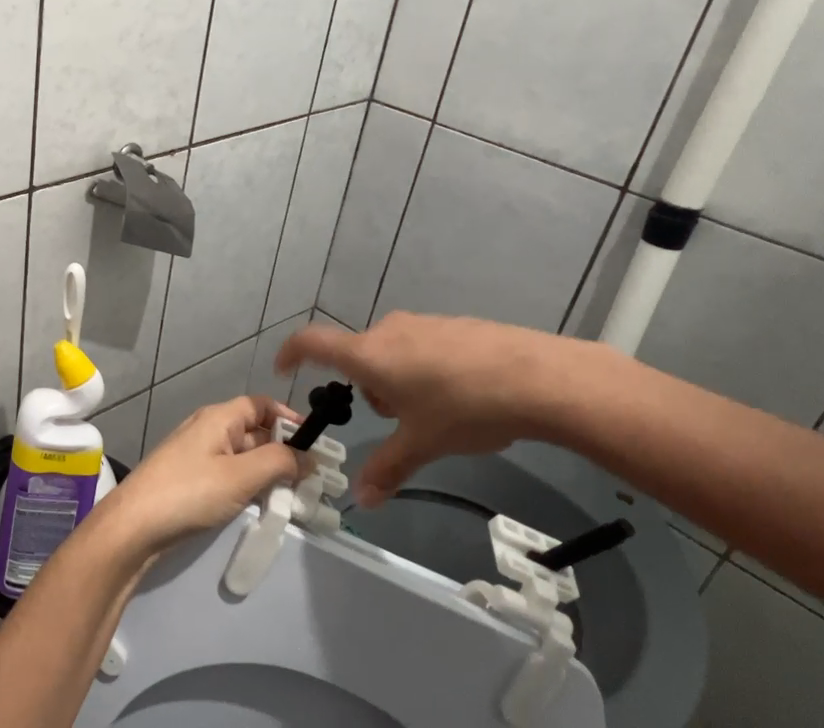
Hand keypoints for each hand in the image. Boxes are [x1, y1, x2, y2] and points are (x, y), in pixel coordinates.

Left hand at [89, 394, 306, 554]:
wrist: (134, 526)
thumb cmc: (189, 493)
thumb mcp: (240, 476)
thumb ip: (278, 462)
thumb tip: (307, 456)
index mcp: (218, 418)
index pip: (261, 405)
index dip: (289, 418)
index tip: (317, 443)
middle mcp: (207, 430)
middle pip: (254, 432)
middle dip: (284, 452)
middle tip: (315, 480)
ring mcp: (197, 457)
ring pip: (243, 457)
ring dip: (269, 473)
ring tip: (297, 498)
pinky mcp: (192, 482)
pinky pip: (230, 476)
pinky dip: (250, 487)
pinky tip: (265, 508)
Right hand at [275, 312, 618, 505]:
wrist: (539, 376)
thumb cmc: (464, 408)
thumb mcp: (422, 444)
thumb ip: (388, 468)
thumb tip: (362, 500)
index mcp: (368, 355)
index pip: (312, 343)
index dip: (291, 354)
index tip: (284, 369)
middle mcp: (388, 331)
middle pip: (360, 357)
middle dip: (369, 390)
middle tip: (396, 423)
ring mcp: (424, 324)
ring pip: (393, 354)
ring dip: (399, 382)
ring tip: (436, 415)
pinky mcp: (455, 326)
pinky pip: (424, 348)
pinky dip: (427, 371)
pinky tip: (463, 397)